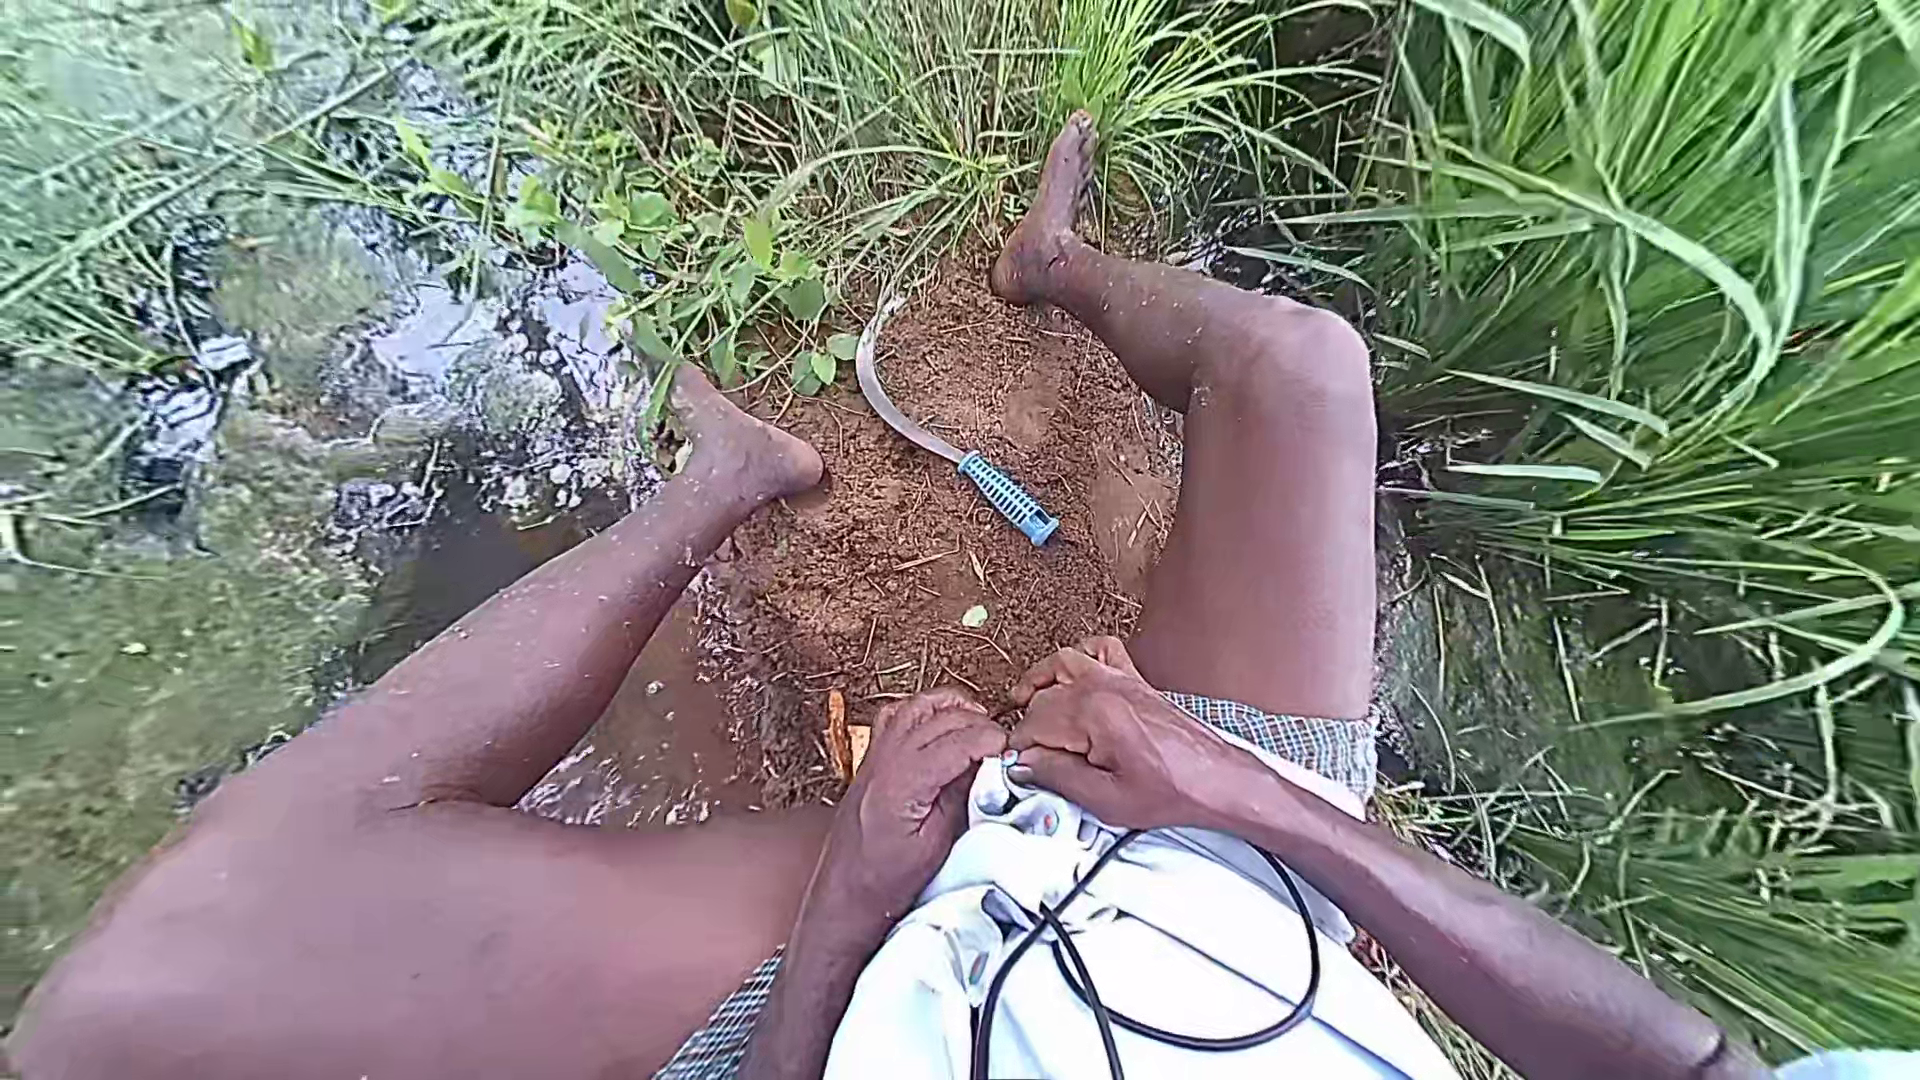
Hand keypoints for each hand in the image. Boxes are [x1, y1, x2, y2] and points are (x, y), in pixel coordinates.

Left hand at [813, 688, 1006, 928]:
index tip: (1010, 747)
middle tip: (1001, 743)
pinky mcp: (872, 756)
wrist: (843, 895)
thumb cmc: (882, 882)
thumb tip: (987, 764)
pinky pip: (898, 714)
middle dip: (979, 723)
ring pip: (920, 705)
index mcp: (902, 782)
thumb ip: (961, 798)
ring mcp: (876, 752)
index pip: (957, 741)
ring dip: (953, 708)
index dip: (989, 739)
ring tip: (977, 726)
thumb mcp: (936, 846)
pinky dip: (924, 710)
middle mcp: (886, 758)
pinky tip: (940, 725)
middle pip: (942, 717)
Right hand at [1007, 637, 1275, 830]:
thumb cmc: (1171, 791)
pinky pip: (1100, 649)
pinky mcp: (1132, 678)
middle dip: (1028, 725)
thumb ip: (1058, 777)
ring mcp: (1117, 677)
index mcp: (1092, 713)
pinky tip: (1071, 673)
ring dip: (1040, 682)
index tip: (1018, 767)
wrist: (1217, 780)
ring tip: (1024, 703)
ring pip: (1061, 663)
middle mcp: (1101, 686)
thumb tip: (1024, 764)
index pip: (1033, 724)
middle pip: (1042, 697)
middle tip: (1027, 755)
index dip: (1019, 749)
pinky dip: (1081, 655)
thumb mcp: (1107, 800)